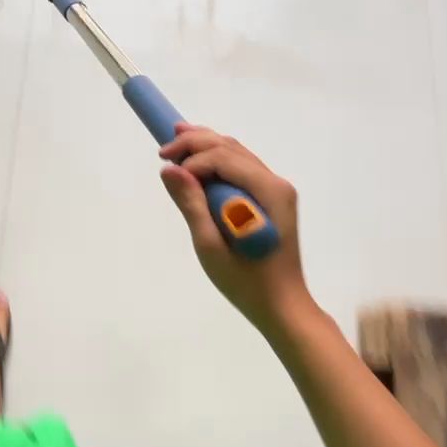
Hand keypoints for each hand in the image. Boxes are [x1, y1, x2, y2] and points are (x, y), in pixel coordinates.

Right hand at [158, 123, 308, 332]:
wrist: (282, 307)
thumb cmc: (246, 282)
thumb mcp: (210, 246)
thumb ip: (191, 204)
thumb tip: (169, 169)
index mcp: (267, 191)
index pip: (223, 156)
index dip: (191, 155)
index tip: (164, 164)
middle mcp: (276, 183)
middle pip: (230, 147)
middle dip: (196, 142)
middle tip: (164, 147)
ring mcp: (275, 190)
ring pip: (236, 153)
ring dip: (205, 145)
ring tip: (176, 139)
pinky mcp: (270, 199)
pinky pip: (240, 168)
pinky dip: (216, 159)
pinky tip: (198, 160)